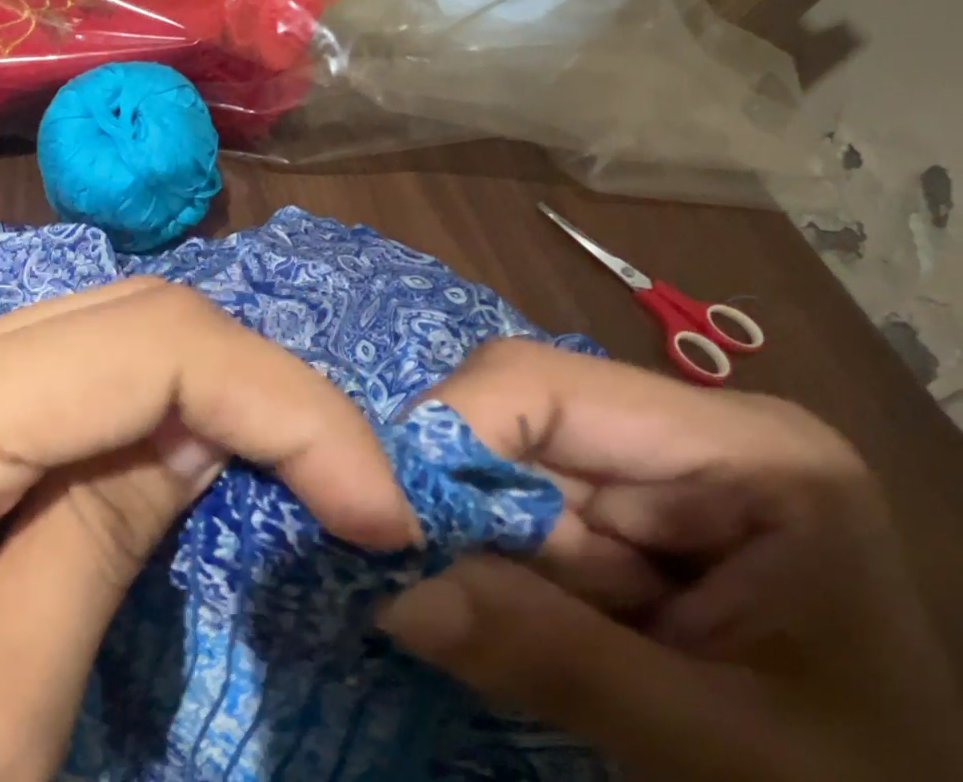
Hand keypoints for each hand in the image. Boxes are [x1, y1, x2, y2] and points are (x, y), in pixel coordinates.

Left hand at [0, 279, 419, 780]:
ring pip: (109, 339)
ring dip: (220, 397)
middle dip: (264, 391)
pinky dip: (157, 412)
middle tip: (358, 503)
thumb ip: (87, 550)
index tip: (382, 516)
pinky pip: (67, 382)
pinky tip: (199, 467)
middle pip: (130, 322)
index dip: (283, 406)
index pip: (142, 346)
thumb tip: (204, 432)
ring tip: (304, 486)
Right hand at [376, 339, 962, 780]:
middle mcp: (684, 441)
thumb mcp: (718, 742)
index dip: (447, 435)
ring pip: (491, 482)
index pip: (540, 386)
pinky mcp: (615, 524)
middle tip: (428, 599)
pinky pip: (507, 526)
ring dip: (471, 558)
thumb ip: (561, 661)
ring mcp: (646, 481)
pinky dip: (484, 577)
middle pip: (505, 429)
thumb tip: (397, 598)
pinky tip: (509, 628)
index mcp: (741, 452)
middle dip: (457, 515)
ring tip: (498, 638)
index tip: (387, 527)